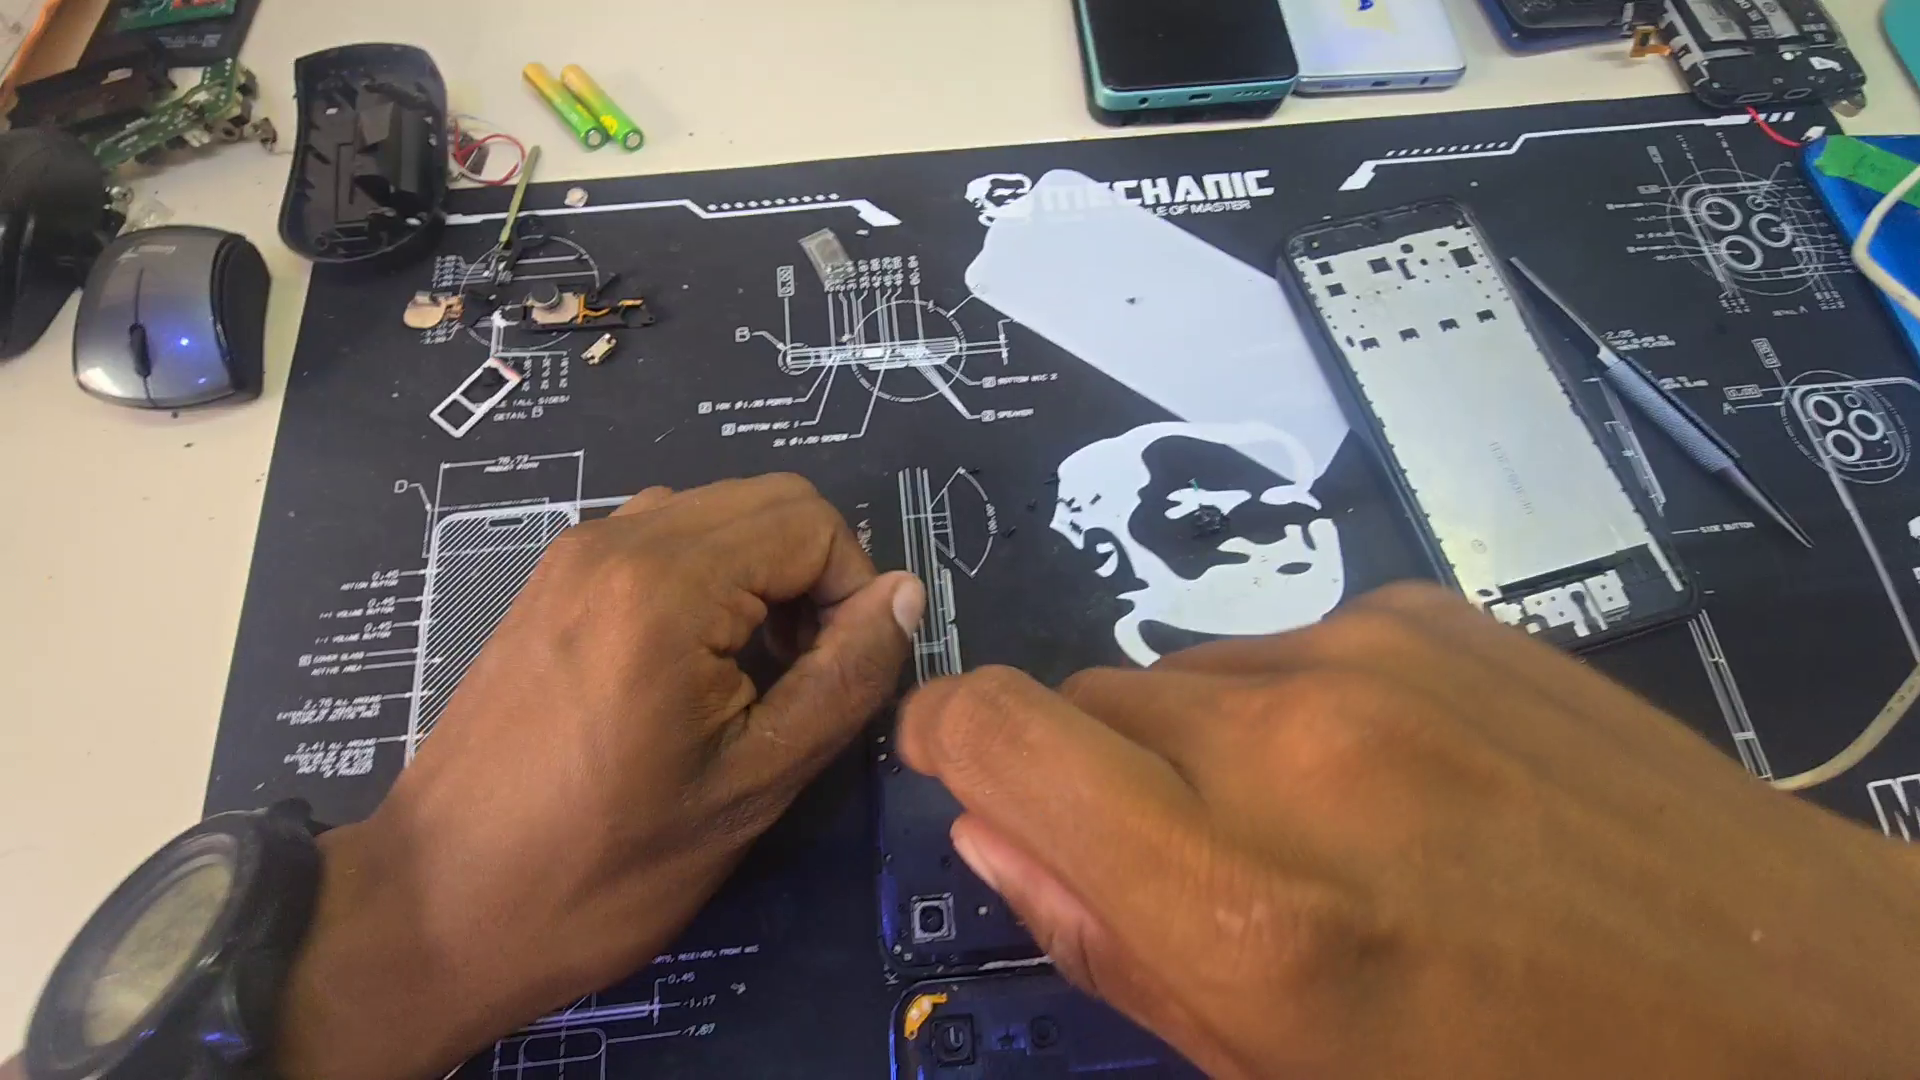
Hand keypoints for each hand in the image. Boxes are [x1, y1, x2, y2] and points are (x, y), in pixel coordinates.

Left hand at [276, 475, 923, 1079]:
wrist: (435, 909)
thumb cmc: (606, 863)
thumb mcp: (756, 781)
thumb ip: (846, 676)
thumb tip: (904, 596)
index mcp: (665, 583)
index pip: (813, 522)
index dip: (854, 589)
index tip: (838, 670)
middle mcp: (618, 537)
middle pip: (773, 500)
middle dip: (818, 574)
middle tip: (804, 668)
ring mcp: (580, 549)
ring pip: (726, 511)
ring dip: (770, 572)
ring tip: (758, 665)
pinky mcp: (561, 574)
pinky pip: (674, 535)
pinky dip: (720, 574)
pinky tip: (702, 654)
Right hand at [899, 583, 1919, 1078]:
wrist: (1836, 1026)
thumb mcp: (1284, 1078)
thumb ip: (1104, 939)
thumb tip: (984, 824)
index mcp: (1242, 897)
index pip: (1005, 731)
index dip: (947, 725)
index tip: (944, 747)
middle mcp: (1283, 740)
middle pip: (1087, 700)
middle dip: (1096, 769)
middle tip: (1189, 852)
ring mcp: (1362, 652)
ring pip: (1177, 675)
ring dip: (1195, 743)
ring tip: (1317, 824)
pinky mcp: (1425, 608)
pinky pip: (1277, 648)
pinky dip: (1284, 708)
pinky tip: (1394, 773)